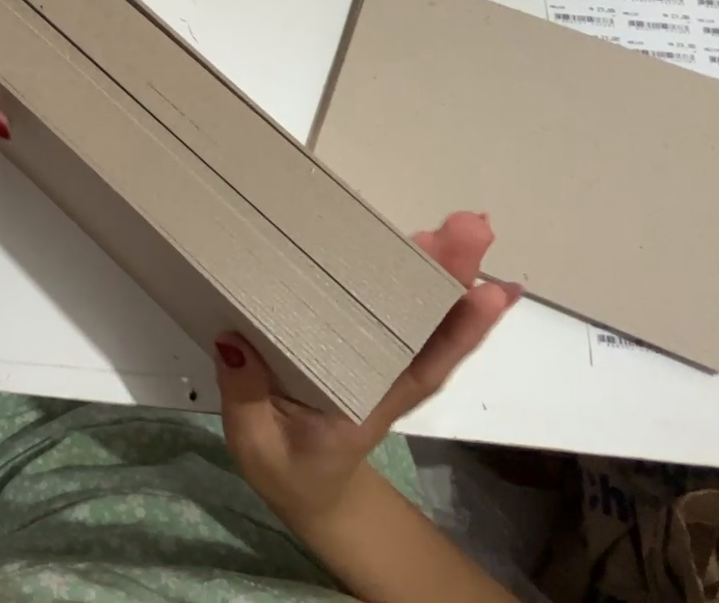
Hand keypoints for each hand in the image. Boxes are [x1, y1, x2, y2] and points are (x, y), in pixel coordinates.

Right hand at [214, 212, 519, 527]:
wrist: (310, 491)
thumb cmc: (286, 469)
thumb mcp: (256, 444)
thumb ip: (246, 397)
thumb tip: (234, 340)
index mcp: (366, 406)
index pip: (418, 368)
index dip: (454, 330)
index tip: (484, 291)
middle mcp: (385, 380)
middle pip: (428, 329)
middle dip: (451, 277)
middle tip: (468, 227)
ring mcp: (379, 362)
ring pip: (418, 316)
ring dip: (439, 270)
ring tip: (455, 226)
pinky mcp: (362, 348)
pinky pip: (393, 315)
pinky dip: (413, 281)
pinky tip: (424, 247)